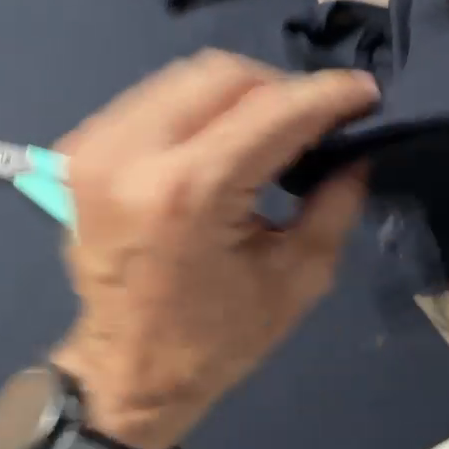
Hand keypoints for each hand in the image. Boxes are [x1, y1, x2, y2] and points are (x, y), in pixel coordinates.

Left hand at [50, 52, 378, 448]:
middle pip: (224, 76)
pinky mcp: (82, 149)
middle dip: (284, 88)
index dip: (327, 95)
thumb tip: (354, 153)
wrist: (129, 371)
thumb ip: (333, 206)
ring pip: (186, 77)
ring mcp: (97, 146)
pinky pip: (156, 99)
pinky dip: (203, 108)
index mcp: (191, 194)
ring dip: (244, 94)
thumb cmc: (219, 341)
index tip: (367, 93)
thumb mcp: (298, 280)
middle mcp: (133, 153)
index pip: (271, 112)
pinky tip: (229, 140)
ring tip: (281, 128)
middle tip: (323, 118)